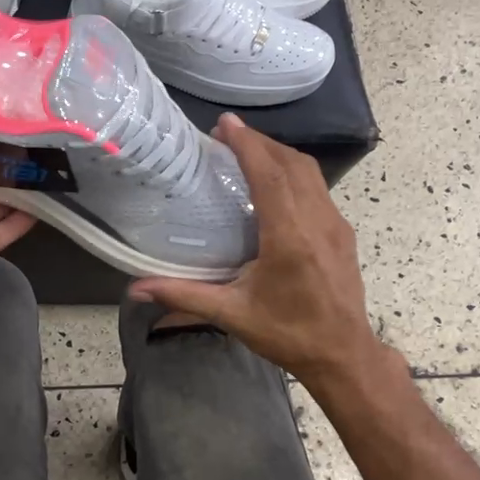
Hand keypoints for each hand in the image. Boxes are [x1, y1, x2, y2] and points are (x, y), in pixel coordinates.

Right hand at [129, 114, 386, 385]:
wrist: (344, 355)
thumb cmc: (287, 334)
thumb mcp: (231, 314)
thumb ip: (183, 295)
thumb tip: (135, 288)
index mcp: (289, 237)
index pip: (270, 175)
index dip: (247, 145)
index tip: (224, 124)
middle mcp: (317, 221)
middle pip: (292, 164)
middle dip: (260, 142)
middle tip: (227, 134)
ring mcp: (335, 225)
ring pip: (310, 173)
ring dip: (278, 154)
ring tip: (247, 151)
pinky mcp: (342, 233)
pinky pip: (318, 188)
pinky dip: (293, 172)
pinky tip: (273, 184)